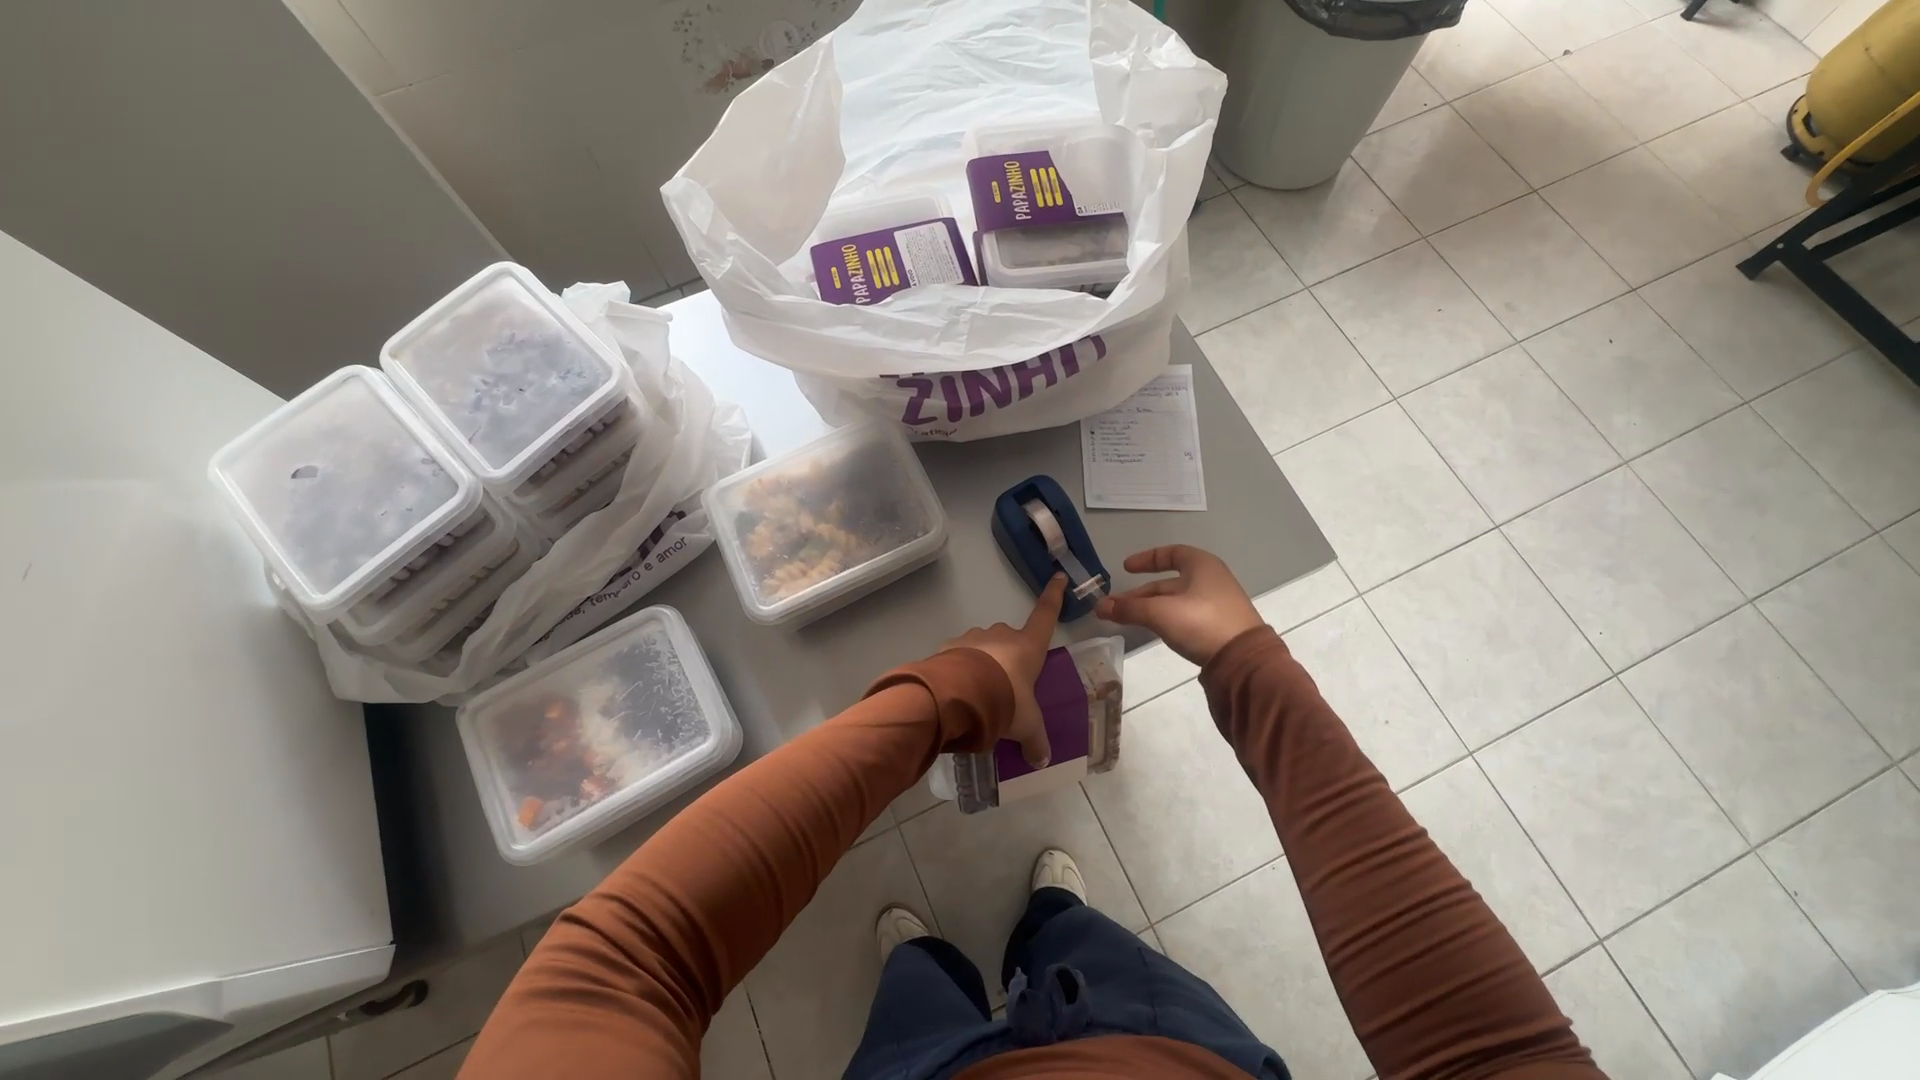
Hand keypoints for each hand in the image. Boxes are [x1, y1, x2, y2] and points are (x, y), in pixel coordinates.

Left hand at [943, 574, 1066, 767]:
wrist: (959, 695)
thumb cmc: (1005, 701)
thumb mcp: (1026, 726)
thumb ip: (1035, 741)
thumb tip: (1041, 760)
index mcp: (1028, 647)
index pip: (1046, 616)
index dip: (1054, 597)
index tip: (1058, 576)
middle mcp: (1002, 635)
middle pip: (1010, 639)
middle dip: (1008, 658)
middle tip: (1005, 687)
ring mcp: (973, 638)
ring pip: (982, 647)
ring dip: (982, 664)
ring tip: (978, 694)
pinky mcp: (948, 647)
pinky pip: (958, 657)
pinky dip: (959, 669)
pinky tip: (957, 691)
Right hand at [1095, 545, 1262, 666]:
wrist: (1243, 660)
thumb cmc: (1201, 622)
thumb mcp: (1160, 613)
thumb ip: (1129, 609)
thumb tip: (1100, 606)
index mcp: (1202, 566)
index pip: (1171, 554)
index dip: (1147, 559)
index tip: (1126, 568)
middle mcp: (1211, 580)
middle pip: (1169, 582)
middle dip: (1140, 593)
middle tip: (1116, 605)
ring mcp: (1216, 605)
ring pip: (1175, 601)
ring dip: (1149, 608)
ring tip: (1126, 619)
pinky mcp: (1217, 627)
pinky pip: (1184, 616)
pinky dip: (1164, 618)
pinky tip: (1152, 629)